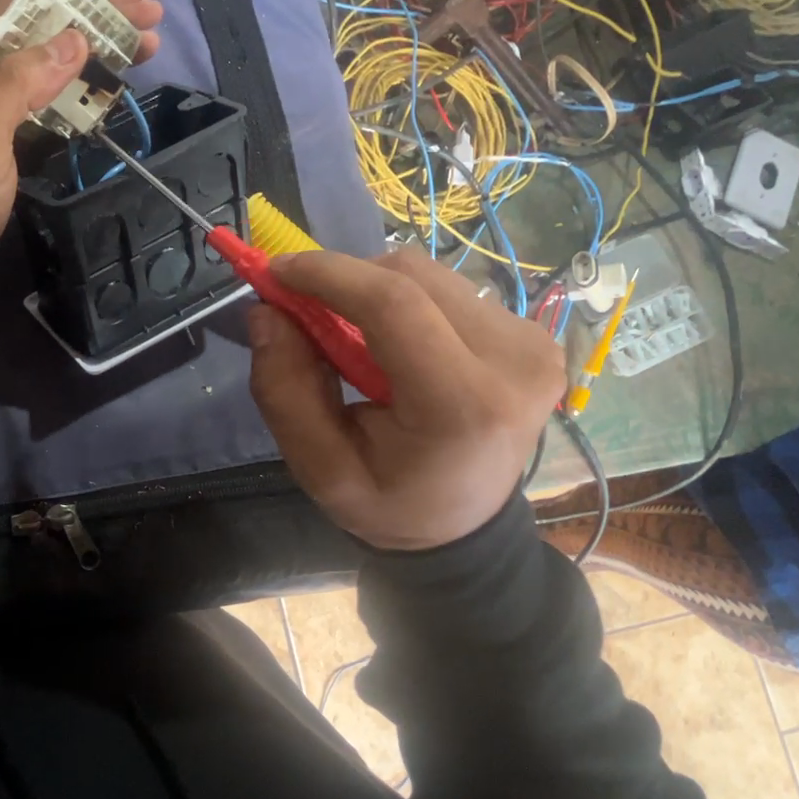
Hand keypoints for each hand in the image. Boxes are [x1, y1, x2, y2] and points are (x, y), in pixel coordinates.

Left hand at [0, 0, 162, 255]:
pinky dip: (94, 75)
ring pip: (62, 48)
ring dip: (105, 39)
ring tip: (149, 43)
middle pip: (53, 15)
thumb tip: (74, 40)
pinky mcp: (21, 119)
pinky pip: (62, 84)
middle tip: (152, 16)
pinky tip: (120, 76)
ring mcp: (7, 91)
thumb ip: (18, 83)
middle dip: (103, 7)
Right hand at [246, 249, 565, 550]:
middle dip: (344, 279)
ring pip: (428, 274)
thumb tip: (265, 311)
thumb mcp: (319, 469)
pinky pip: (448, 289)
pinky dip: (402, 300)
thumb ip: (285, 391)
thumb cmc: (388, 502)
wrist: (464, 526)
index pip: (394, 304)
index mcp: (463, 405)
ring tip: (348, 333)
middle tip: (301, 307)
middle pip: (410, 276)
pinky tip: (390, 340)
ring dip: (372, 288)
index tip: (275, 272)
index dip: (328, 274)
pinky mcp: (534, 334)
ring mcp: (533, 343)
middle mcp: (514, 362)